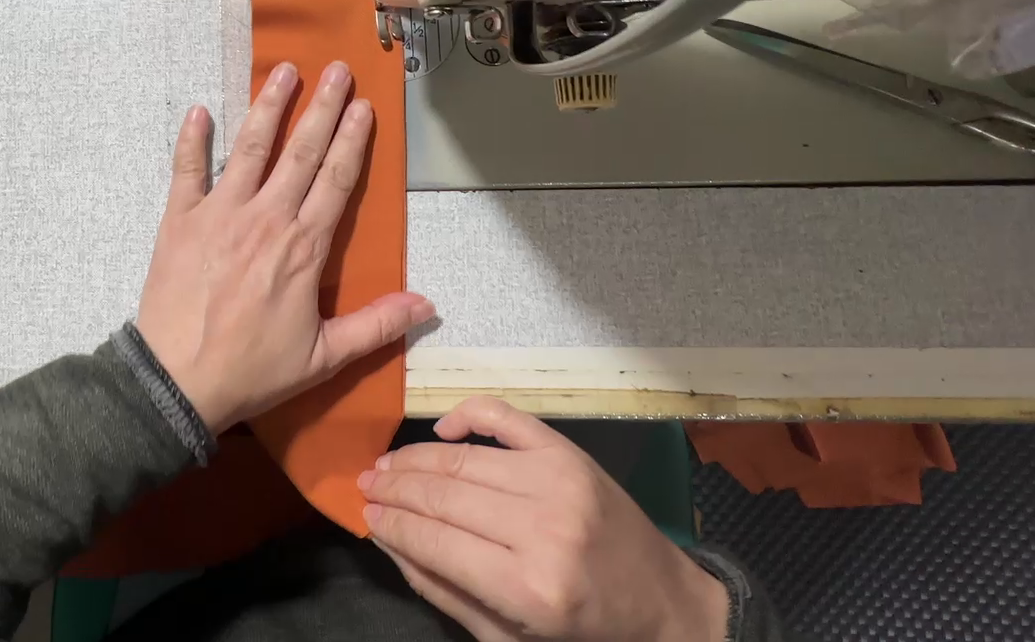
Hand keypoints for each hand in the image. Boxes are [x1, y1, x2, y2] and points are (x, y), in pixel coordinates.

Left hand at [135, 60, 433, 434]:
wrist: (178, 382)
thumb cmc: (252, 370)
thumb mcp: (323, 357)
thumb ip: (376, 326)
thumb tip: (428, 306)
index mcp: (303, 246)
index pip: (336, 179)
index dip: (352, 140)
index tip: (362, 105)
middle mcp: (265, 218)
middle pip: (301, 152)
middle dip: (321, 107)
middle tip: (335, 69)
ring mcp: (220, 213)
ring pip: (250, 148)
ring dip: (268, 107)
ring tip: (284, 72)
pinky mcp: (180, 219)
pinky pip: (186, 170)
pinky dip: (191, 140)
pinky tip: (199, 110)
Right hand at [360, 397, 727, 641]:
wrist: (670, 609)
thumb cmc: (587, 635)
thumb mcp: (510, 641)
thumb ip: (444, 591)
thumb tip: (388, 538)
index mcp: (530, 591)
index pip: (436, 542)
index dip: (392, 523)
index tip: (364, 512)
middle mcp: (542, 529)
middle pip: (444, 495)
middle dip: (394, 488)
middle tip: (365, 483)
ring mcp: (556, 481)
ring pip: (463, 458)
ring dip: (415, 458)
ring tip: (385, 463)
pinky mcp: (567, 452)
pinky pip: (503, 416)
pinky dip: (464, 415)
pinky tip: (439, 430)